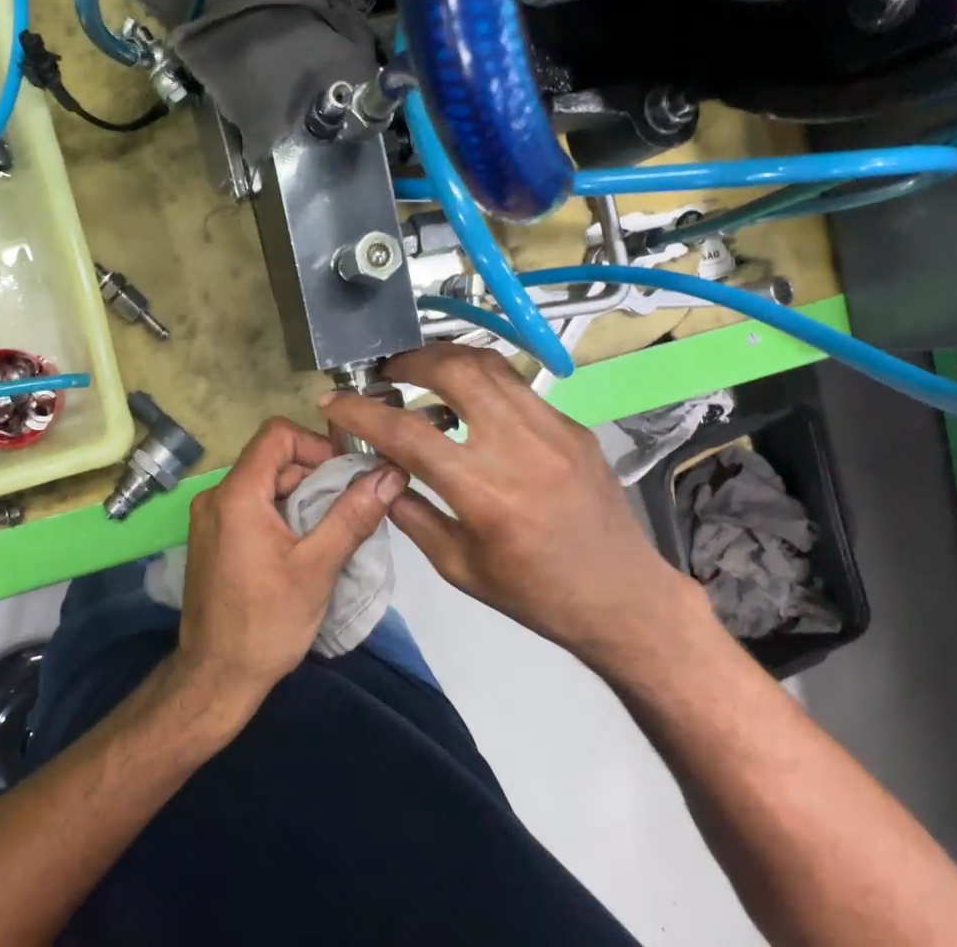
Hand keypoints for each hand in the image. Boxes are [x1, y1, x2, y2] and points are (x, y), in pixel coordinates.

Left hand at [175, 418, 408, 703]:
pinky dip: (283, 517)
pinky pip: (253, 509)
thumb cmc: (266, 624)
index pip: (277, 434)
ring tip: (333, 535)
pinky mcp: (213, 540)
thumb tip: (390, 475)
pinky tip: (307, 549)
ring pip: (266, 487)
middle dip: (316, 478)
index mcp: (236, 495)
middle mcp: (215, 497)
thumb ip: (352, 516)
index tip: (348, 476)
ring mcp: (210, 519)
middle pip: (273, 461)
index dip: (317, 445)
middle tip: (351, 510)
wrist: (216, 676)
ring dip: (303, 501)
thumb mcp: (317, 568)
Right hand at [319, 344, 711, 668]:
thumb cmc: (534, 594)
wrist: (623, 597)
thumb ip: (412, 514)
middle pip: (456, 371)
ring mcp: (554, 430)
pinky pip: (517, 387)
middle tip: (385, 373)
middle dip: (410, 361)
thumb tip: (377, 474)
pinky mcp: (573, 427)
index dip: (361, 412)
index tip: (333, 401)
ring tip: (421, 372)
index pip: (407, 433)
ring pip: (491, 366)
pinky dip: (481, 381)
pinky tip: (468, 402)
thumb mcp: (458, 567)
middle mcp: (521, 448)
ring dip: (446, 359)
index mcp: (485, 493)